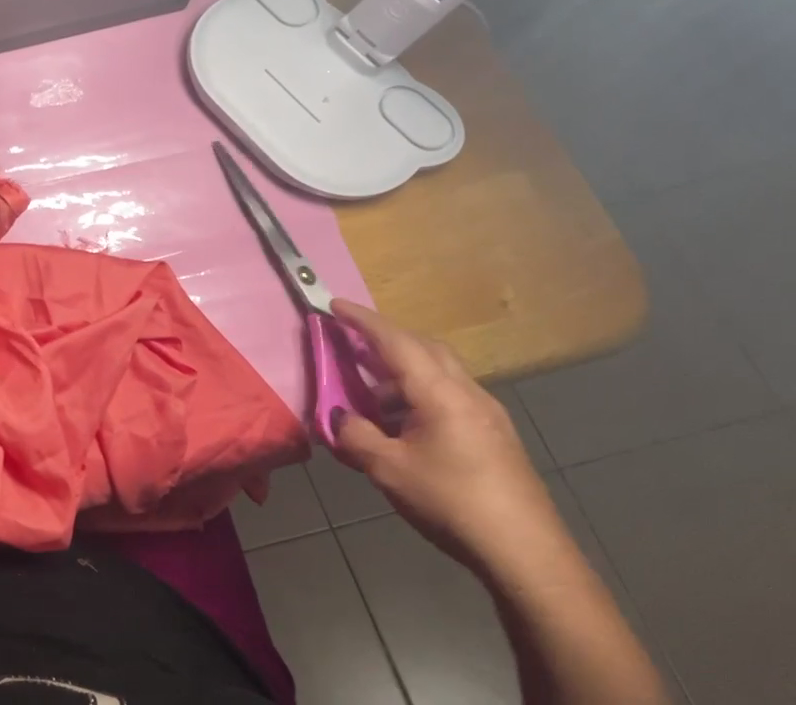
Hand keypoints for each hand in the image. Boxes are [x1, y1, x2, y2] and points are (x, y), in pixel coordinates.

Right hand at [329, 301, 565, 573]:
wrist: (525, 553)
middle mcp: (468, 393)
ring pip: (439, 373)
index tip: (333, 305)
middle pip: (424, 348)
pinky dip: (418, 395)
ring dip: (401, 372)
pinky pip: (450, 397)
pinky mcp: (495, 437)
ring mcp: (487, 415)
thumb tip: (341, 417)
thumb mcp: (387, 468)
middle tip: (349, 342)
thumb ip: (355, 435)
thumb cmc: (451, 502)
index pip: (396, 342)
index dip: (362, 321)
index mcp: (441, 393)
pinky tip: (401, 423)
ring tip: (368, 394)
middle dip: (385, 339)